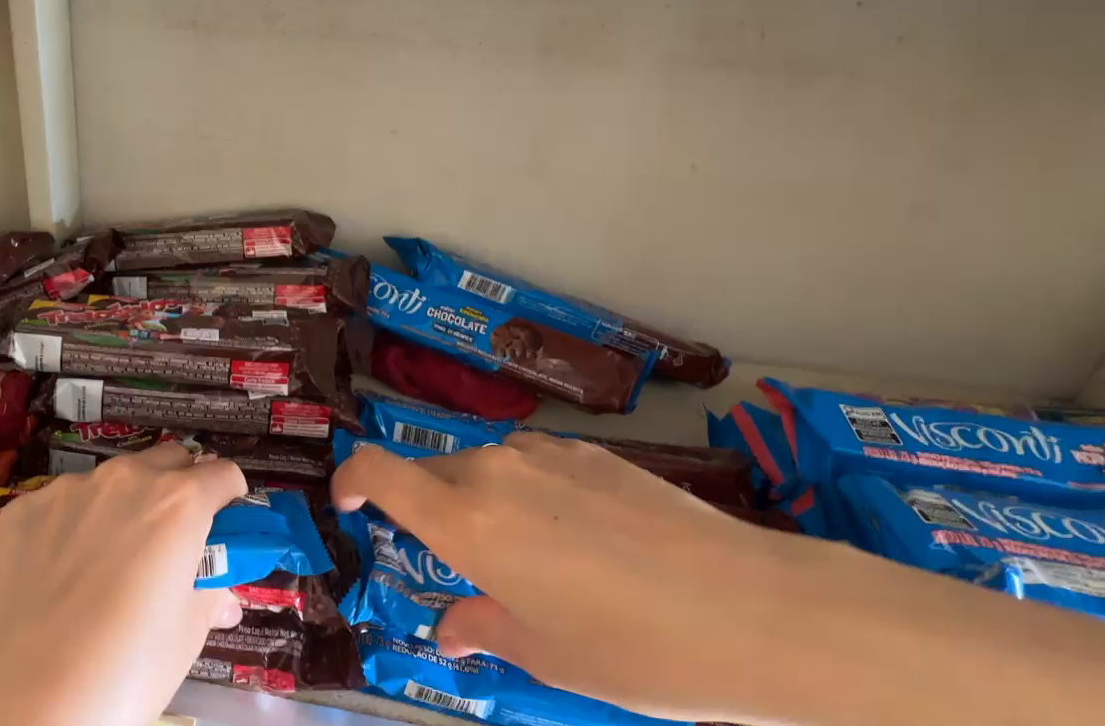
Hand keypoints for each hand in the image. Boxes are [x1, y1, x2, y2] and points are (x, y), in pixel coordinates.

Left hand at [0, 444, 247, 725]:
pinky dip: (70, 524)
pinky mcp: (23, 508)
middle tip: (169, 539)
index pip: (222, 473)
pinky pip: (60, 503)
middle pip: (168, 460)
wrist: (23, 699)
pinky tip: (57, 573)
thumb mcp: (186, 636)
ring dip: (122, 504)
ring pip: (111, 480)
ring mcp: (68, 489)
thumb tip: (219, 597)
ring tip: (106, 561)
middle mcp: (126, 479)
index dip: (228, 498)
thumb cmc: (125, 669)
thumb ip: (207, 598)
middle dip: (179, 487)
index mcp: (179, 503)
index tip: (221, 525)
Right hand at [331, 433, 829, 722]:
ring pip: (484, 468)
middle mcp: (491, 472)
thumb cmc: (632, 647)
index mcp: (463, 520)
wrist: (753, 607)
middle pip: (431, 473)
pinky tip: (581, 540)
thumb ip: (482, 627)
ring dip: (482, 503)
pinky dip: (530, 494)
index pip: (376, 469)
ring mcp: (543, 455)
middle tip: (462, 564)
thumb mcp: (545, 653)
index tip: (351, 505)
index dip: (351, 480)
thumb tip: (451, 624)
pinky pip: (533, 465)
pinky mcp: (590, 452)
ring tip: (531, 559)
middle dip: (427, 510)